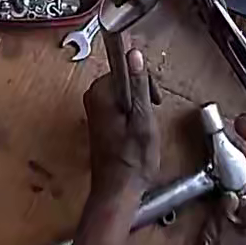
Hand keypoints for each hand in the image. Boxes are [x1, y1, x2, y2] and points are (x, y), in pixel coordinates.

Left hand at [82, 48, 157, 201]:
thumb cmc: (132, 158)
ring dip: (138, 106)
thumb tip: (134, 53)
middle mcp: (92, 95)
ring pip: (124, 92)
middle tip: (150, 117)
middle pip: (125, 78)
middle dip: (142, 94)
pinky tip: (135, 133)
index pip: (128, 66)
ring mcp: (94, 107)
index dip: (145, 82)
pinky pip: (119, 104)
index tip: (153, 101)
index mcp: (100, 91)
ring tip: (143, 128)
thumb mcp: (143, 118)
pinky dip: (130, 114)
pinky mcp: (98, 119)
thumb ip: (139, 84)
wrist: (117, 190)